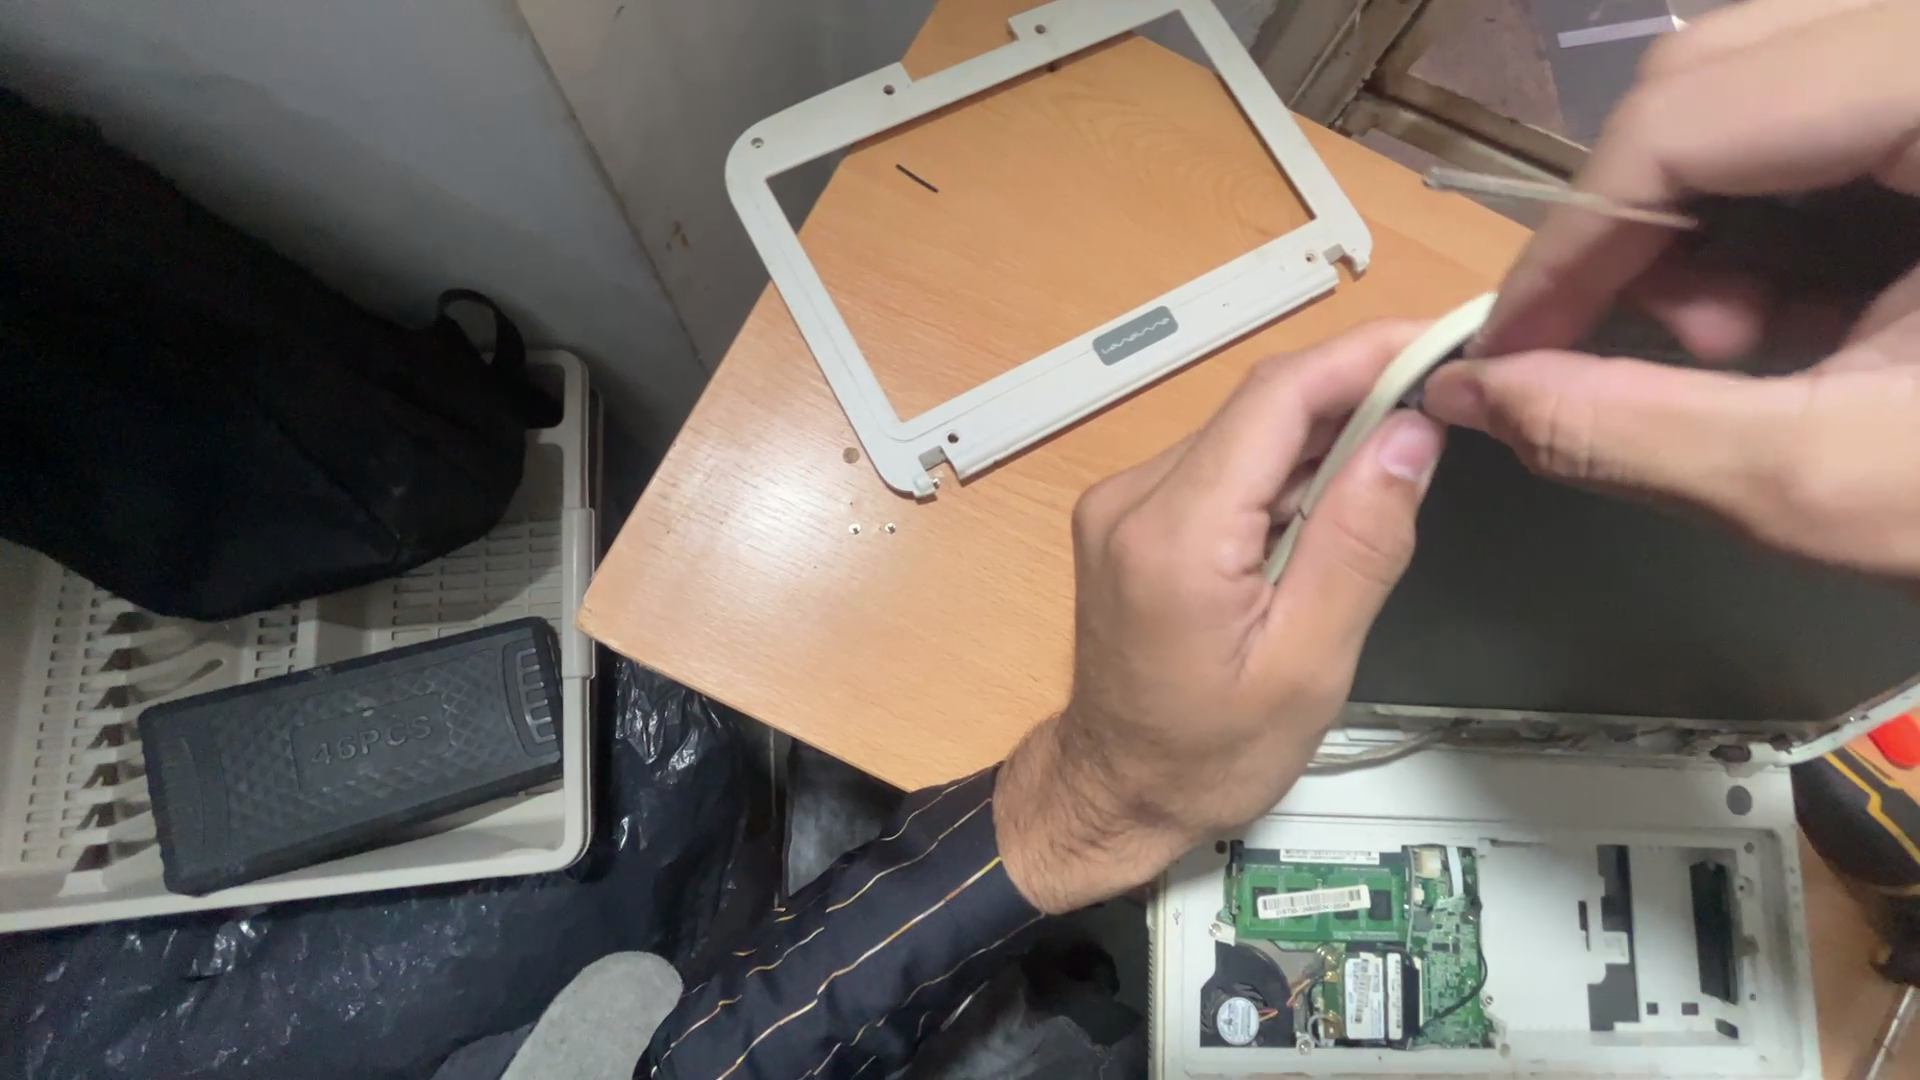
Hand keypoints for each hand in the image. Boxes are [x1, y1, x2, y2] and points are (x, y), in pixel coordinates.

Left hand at [995, 321, 1446, 913]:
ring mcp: (1115, 506)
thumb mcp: (1309, 663)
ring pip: (1233, 437)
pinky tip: (1309, 515)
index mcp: (1174, 533)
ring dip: (1310, 445)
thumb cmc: (1210, 752)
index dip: (1361, 357)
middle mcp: (1129, 498)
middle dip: (1346, 400)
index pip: (1273, 400)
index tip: (1439, 343)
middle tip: (1435, 414)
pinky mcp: (1119, 521)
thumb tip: (1411, 433)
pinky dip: (1268, 477)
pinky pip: (1208, 470)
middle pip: (1252, 411)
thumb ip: (1359, 541)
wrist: (1113, 784)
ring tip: (1382, 479)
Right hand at [1425, 0, 1919, 580]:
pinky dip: (1774, 214)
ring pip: (1760, 81)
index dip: (1563, 248)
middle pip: (1717, 70)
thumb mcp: (1834, 481)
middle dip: (1631, 229)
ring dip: (1698, 223)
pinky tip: (1815, 300)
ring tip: (1750, 333)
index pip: (1688, 117)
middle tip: (1656, 342)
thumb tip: (1460, 393)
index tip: (1504, 353)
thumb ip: (1613, 432)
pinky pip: (1830, 106)